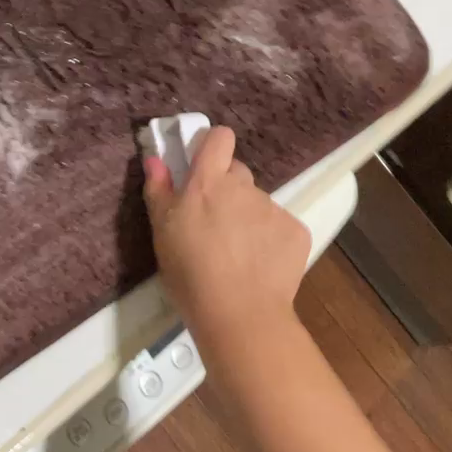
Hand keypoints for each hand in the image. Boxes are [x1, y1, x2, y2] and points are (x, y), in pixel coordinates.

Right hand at [142, 126, 311, 347]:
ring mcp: (273, 208)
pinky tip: (257, 265)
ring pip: (257, 203)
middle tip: (213, 223)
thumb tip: (155, 159)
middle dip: (226, 190)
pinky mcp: (297, 231)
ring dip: (246, 218)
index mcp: (207, 183)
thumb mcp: (161, 232)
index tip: (202, 166)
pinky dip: (269, 239)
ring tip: (235, 253)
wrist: (239, 314)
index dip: (212, 147)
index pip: (219, 138)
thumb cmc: (189, 272)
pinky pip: (279, 226)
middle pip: (236, 173)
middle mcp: (244, 187)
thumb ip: (159, 190)